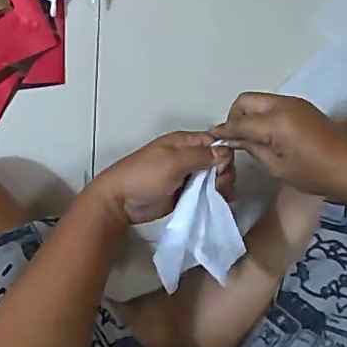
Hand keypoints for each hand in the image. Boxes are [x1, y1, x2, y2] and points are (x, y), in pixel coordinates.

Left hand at [89, 131, 235, 224]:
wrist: (120, 202)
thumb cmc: (143, 176)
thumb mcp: (173, 162)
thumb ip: (200, 156)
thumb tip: (226, 152)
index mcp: (184, 142)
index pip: (214, 142)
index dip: (223, 154)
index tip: (221, 170)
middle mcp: (188, 157)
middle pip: (218, 160)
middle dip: (224, 173)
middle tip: (219, 187)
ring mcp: (187, 176)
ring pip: (214, 177)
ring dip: (222, 186)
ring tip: (220, 197)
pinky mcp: (185, 193)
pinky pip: (206, 192)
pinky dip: (215, 196)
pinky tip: (221, 203)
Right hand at [213, 92, 346, 198]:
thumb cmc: (314, 173)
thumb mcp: (277, 166)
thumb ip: (253, 148)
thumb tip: (235, 139)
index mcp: (275, 122)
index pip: (239, 122)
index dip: (224, 132)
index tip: (213, 139)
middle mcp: (283, 105)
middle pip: (245, 101)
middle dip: (235, 117)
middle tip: (236, 139)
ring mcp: (294, 103)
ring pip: (259, 100)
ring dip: (250, 115)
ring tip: (251, 139)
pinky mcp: (302, 107)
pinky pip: (273, 104)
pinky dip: (263, 115)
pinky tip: (267, 135)